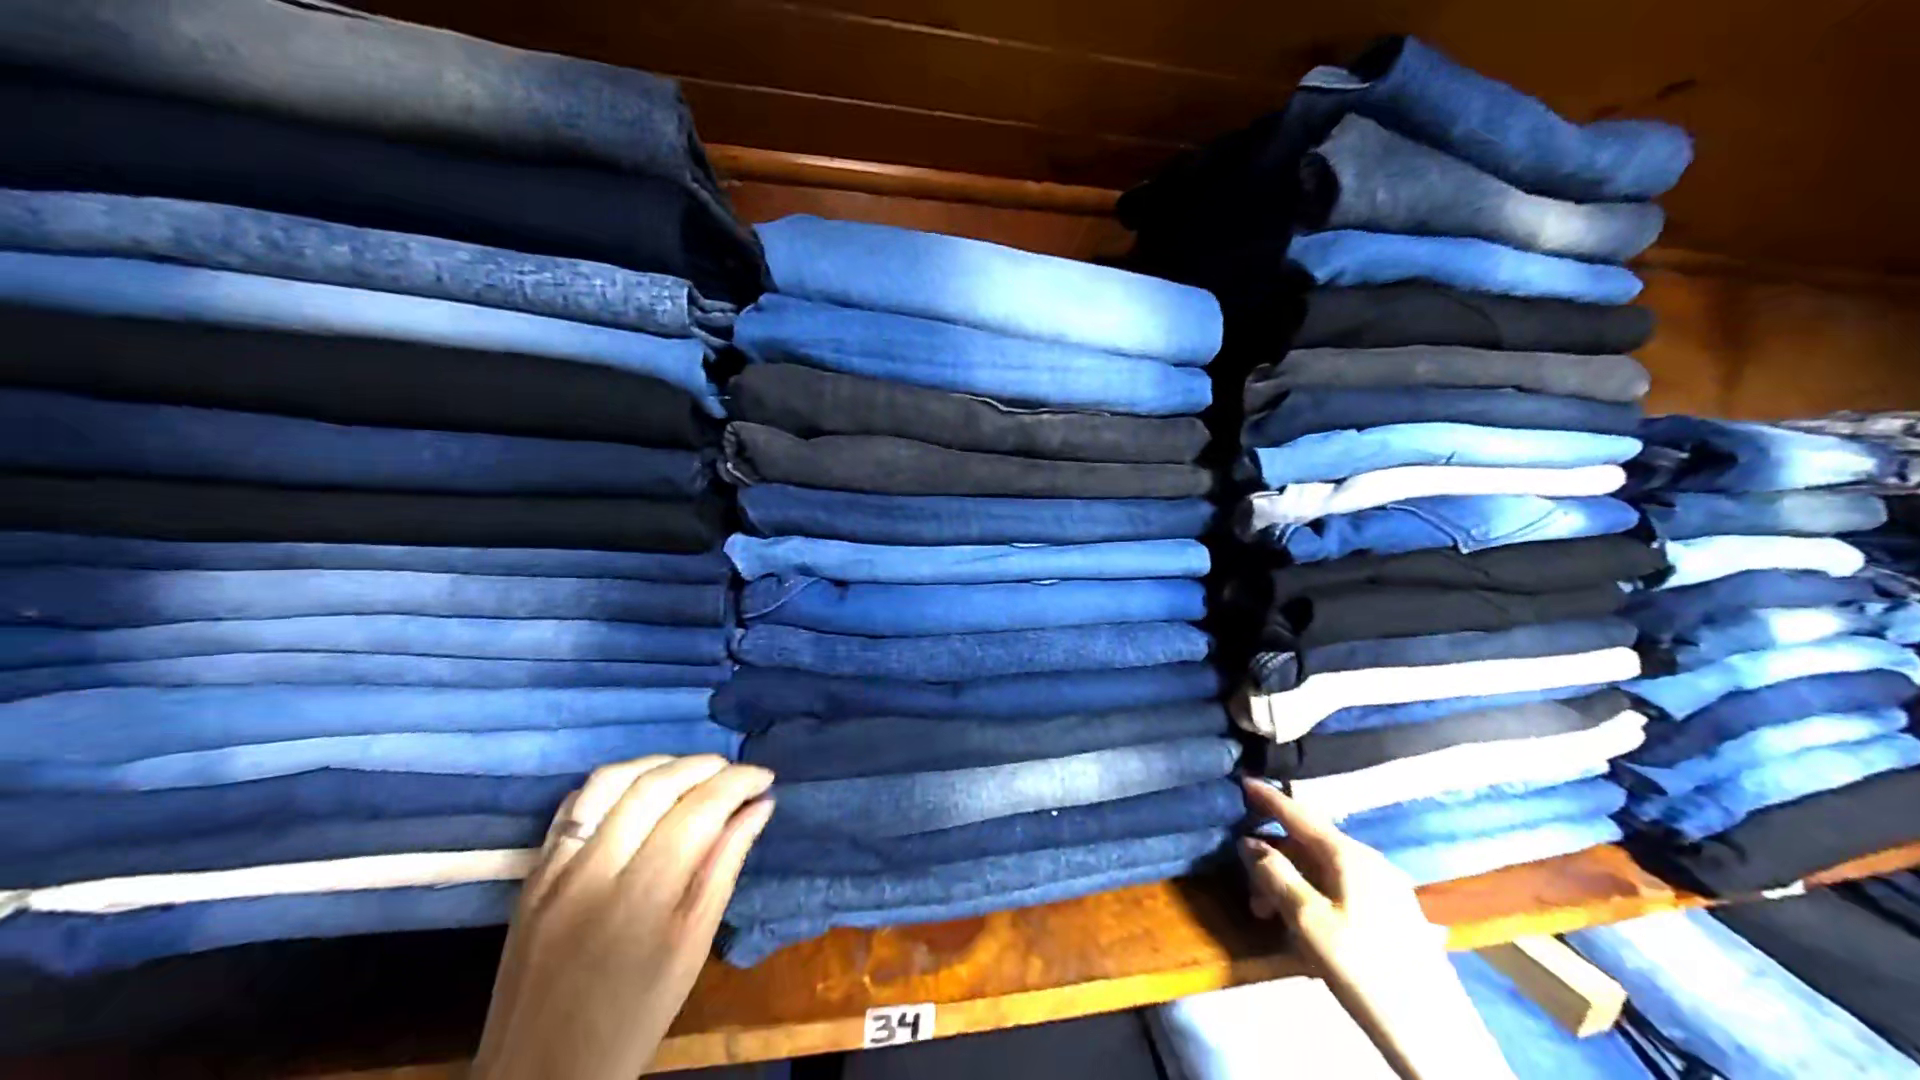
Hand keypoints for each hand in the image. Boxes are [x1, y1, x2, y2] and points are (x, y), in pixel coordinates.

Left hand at [472, 755, 776, 1079]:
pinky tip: (639, 790)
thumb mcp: (694, 946)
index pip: (699, 810)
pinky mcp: (531, 874)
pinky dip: (614, 783)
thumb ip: (725, 866)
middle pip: (655, 786)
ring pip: (610, 781)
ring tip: (693, 771)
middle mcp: (593, 872)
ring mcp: (554, 870)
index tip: (764, 777)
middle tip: (736, 771)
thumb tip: (760, 806)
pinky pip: (574, 805)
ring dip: (659, 764)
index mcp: (643, 900)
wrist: (543, 1072)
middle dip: (705, 766)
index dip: (737, 782)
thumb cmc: (637, 1016)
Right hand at [1238, 777, 1442, 975]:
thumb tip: (1250, 843)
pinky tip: (1303, 929)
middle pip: (1309, 845)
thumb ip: (1276, 876)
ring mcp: (1385, 888)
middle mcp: (1369, 862)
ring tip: (1271, 919)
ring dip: (1290, 885)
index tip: (1243, 782)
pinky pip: (1339, 889)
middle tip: (1250, 895)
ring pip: (1323, 870)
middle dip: (1273, 860)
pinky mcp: (1393, 914)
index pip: (1300, 815)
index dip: (1269, 800)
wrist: (1437, 1034)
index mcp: (1349, 856)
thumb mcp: (1309, 923)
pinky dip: (1312, 897)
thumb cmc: (1366, 970)